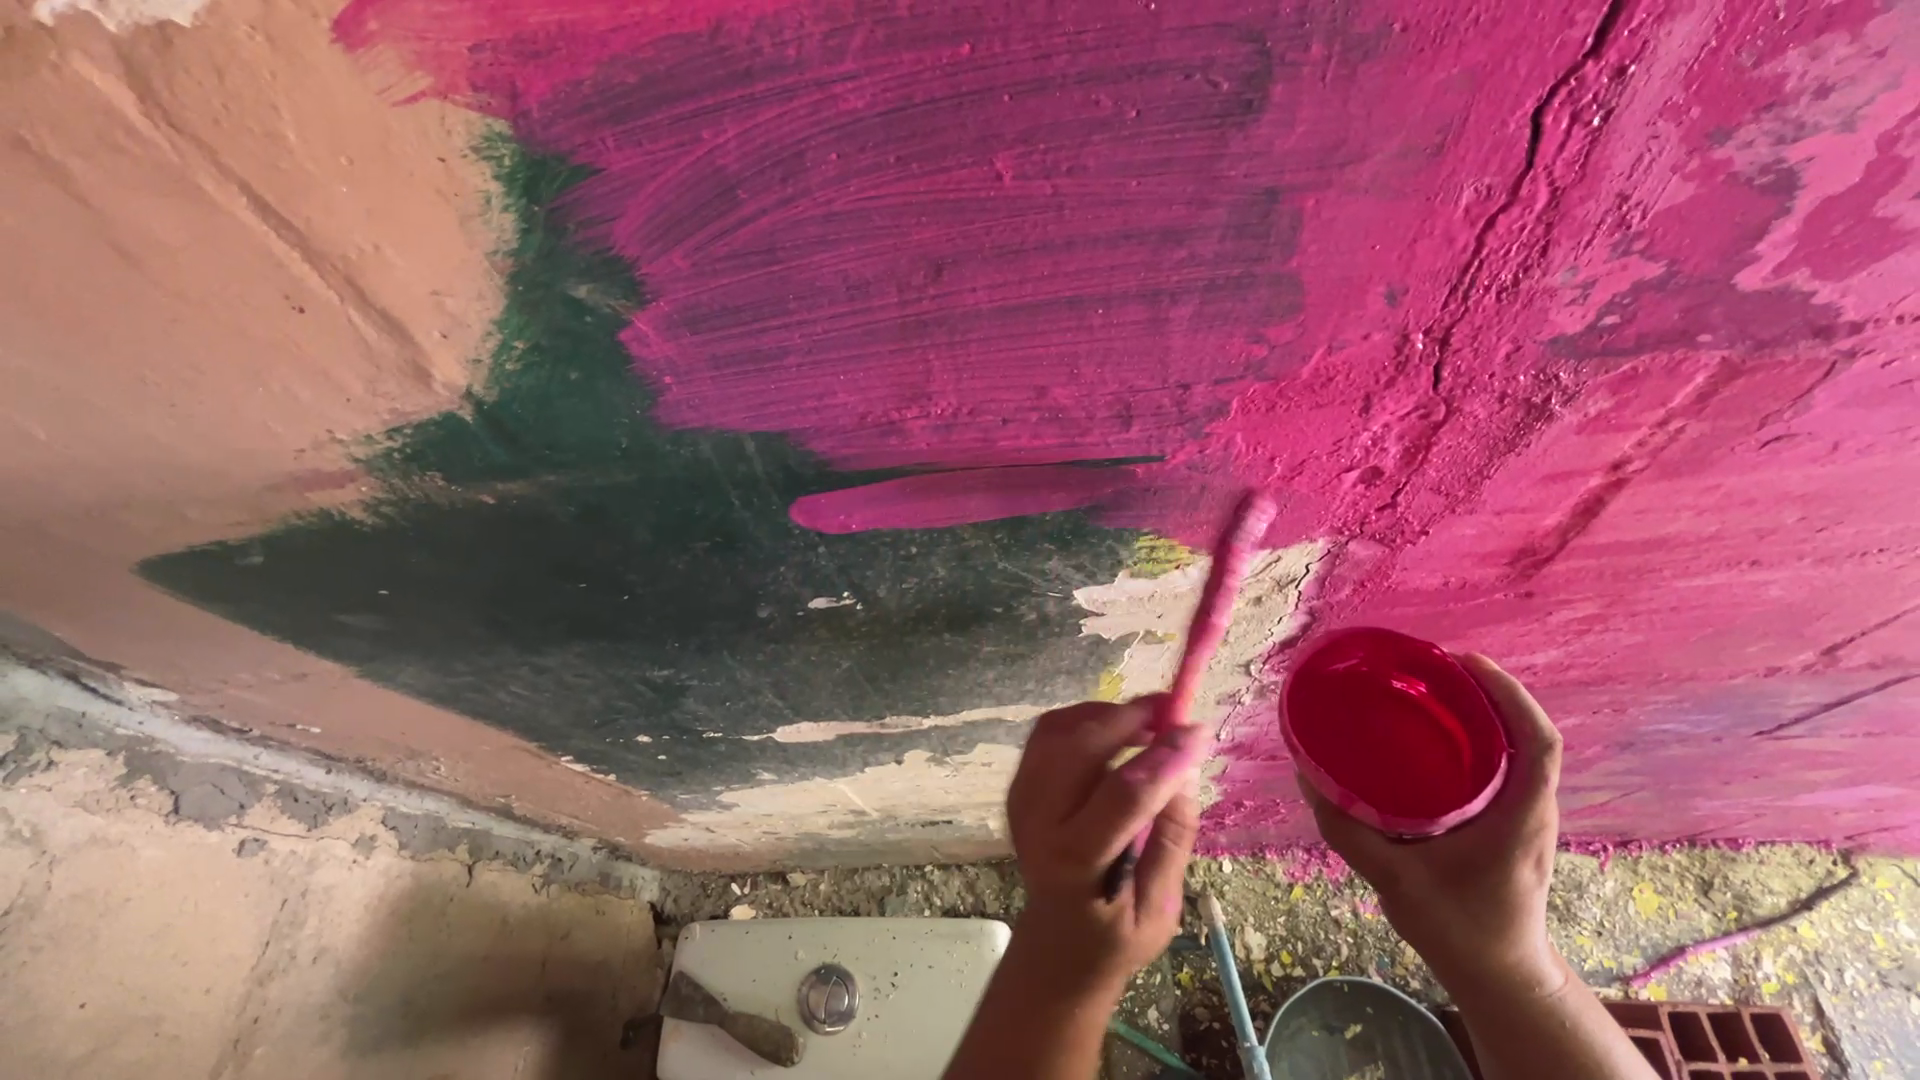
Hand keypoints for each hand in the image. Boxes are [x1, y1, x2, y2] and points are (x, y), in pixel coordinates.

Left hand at [1004, 695, 1205, 1000]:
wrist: (1056, 944)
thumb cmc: (1115, 933)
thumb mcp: (1160, 905)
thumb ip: (1172, 836)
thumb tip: (1185, 768)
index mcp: (1074, 863)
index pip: (1122, 796)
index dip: (1164, 757)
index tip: (1199, 731)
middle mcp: (1038, 823)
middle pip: (1078, 749)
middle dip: (1127, 719)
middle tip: (1172, 709)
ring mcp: (1021, 800)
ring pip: (1057, 731)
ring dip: (1105, 713)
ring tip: (1149, 719)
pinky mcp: (1018, 786)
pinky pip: (1048, 734)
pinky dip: (1083, 717)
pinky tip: (1117, 727)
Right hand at [1303, 653, 1568, 997]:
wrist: (1502, 976)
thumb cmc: (1457, 928)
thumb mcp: (1393, 879)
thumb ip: (1347, 831)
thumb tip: (1307, 777)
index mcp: (1518, 816)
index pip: (1537, 740)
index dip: (1509, 693)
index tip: (1465, 662)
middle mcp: (1532, 809)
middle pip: (1528, 733)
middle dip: (1488, 692)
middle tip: (1433, 669)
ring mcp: (1528, 818)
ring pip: (1520, 749)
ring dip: (1485, 714)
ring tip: (1433, 692)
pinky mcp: (1514, 826)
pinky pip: (1506, 767)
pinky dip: (1479, 740)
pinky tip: (1436, 740)